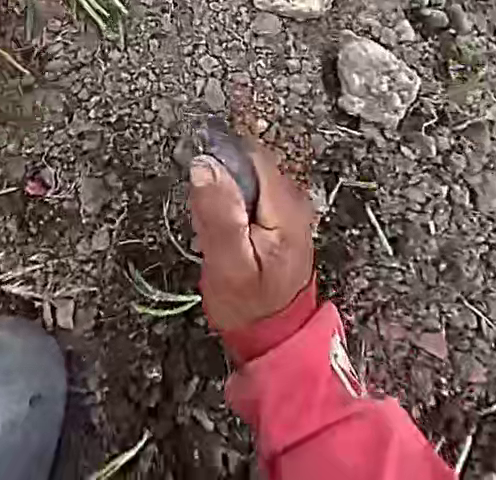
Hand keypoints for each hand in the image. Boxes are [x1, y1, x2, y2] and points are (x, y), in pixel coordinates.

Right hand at [188, 142, 315, 331]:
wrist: (276, 339)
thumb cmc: (251, 307)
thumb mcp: (227, 263)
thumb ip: (218, 212)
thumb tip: (204, 166)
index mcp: (285, 204)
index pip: (250, 156)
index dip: (221, 163)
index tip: (201, 188)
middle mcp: (293, 199)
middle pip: (249, 167)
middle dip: (222, 186)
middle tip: (210, 223)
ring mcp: (289, 208)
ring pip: (248, 182)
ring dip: (227, 200)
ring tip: (218, 235)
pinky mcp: (281, 218)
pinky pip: (252, 198)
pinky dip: (235, 211)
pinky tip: (229, 239)